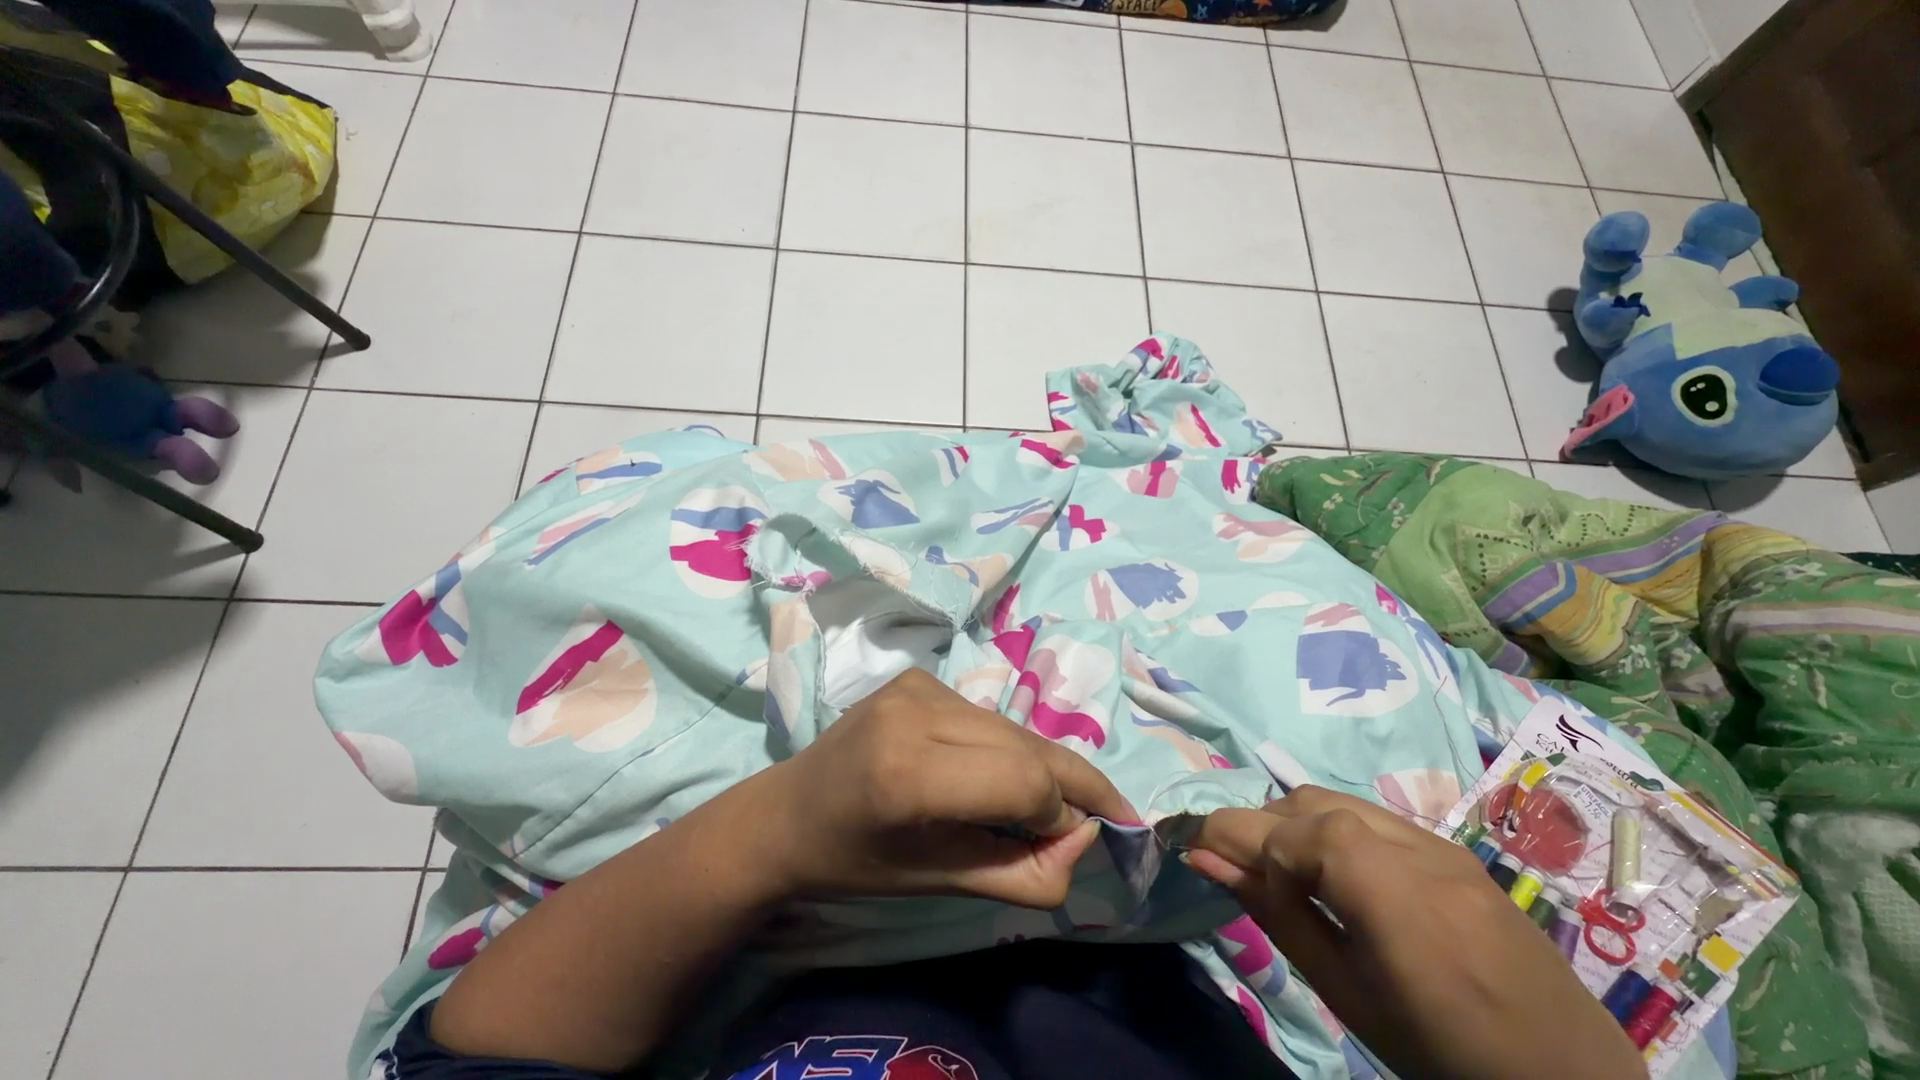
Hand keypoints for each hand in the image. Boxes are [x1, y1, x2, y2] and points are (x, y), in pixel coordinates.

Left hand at [760, 669, 1136, 909]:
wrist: (787, 813)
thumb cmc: (857, 862)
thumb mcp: (941, 883)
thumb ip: (1026, 875)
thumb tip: (1086, 836)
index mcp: (909, 773)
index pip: (1025, 781)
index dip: (1060, 816)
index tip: (1058, 844)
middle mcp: (915, 712)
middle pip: (1028, 747)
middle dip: (1068, 787)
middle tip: (1094, 819)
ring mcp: (915, 685)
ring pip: (1012, 728)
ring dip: (1036, 766)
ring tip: (1028, 805)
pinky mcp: (916, 676)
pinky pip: (986, 715)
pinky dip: (1002, 747)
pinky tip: (980, 772)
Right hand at [1188, 787, 1645, 1079]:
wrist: (1563, 1074)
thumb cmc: (1440, 1050)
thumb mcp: (1345, 992)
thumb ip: (1276, 915)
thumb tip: (1205, 859)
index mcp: (1393, 894)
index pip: (1292, 830)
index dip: (1243, 844)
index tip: (1216, 871)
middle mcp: (1419, 849)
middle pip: (1313, 803)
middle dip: (1263, 827)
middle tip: (1235, 870)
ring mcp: (1443, 844)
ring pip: (1342, 801)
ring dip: (1296, 824)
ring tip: (1283, 874)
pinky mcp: (1456, 852)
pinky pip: (1375, 818)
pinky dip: (1335, 831)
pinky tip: (1335, 875)